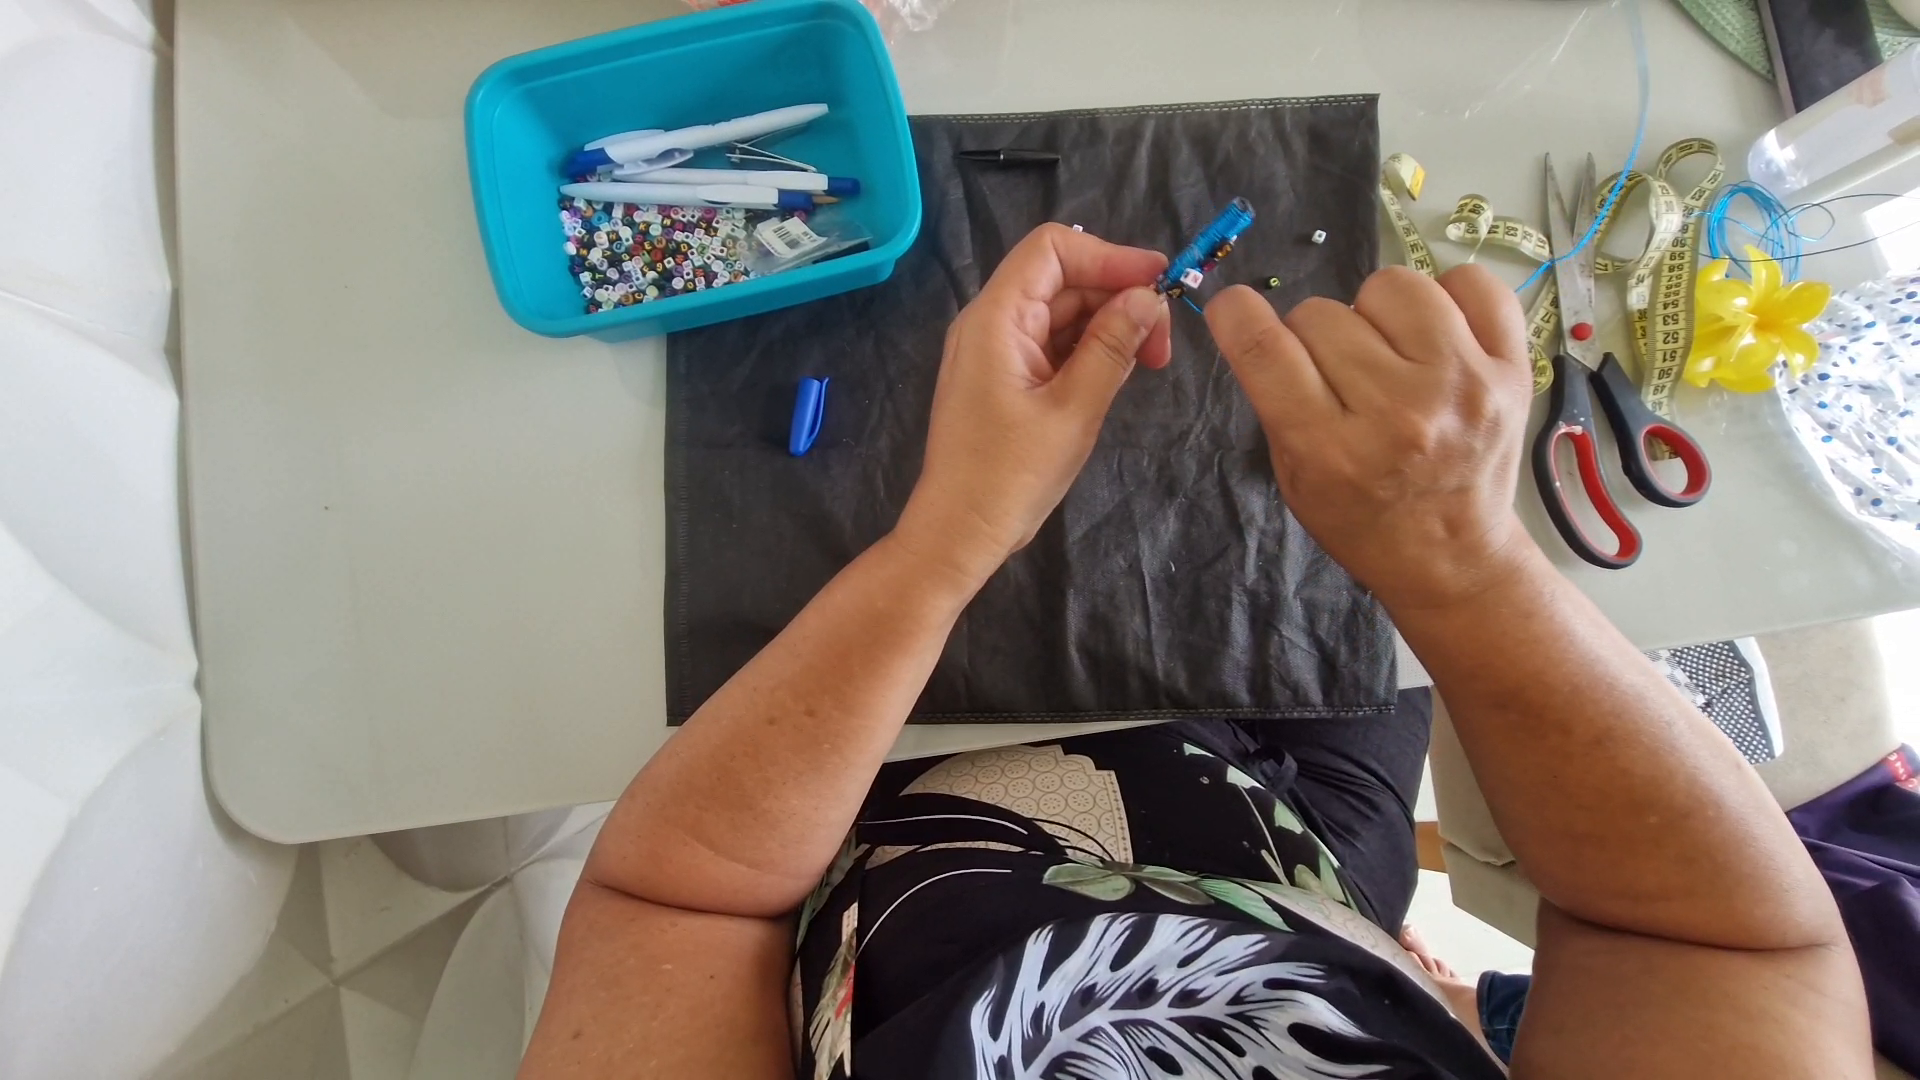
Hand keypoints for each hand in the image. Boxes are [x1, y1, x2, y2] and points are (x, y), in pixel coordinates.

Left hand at [897, 224, 1171, 579]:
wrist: (960, 532)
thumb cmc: (1010, 476)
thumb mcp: (1074, 409)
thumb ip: (1112, 346)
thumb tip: (1148, 297)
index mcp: (996, 318)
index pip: (1053, 249)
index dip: (1109, 255)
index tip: (1159, 283)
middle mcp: (991, 324)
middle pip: (1062, 281)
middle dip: (1117, 299)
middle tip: (1162, 345)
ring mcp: (995, 353)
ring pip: (1061, 316)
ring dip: (1107, 329)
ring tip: (1146, 366)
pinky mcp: (1003, 380)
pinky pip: (1051, 348)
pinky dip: (1086, 354)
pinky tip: (1116, 377)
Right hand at [1204, 265, 1536, 610]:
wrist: (1449, 554)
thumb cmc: (1355, 518)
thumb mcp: (1292, 475)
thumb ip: (1277, 403)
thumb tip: (1262, 328)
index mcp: (1329, 447)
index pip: (1267, 352)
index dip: (1235, 316)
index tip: (1230, 308)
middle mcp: (1396, 409)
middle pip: (1320, 314)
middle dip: (1308, 335)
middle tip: (1327, 370)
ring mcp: (1462, 383)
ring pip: (1390, 286)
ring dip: (1372, 312)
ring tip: (1383, 351)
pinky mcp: (1511, 367)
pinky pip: (1469, 282)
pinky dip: (1443, 298)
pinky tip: (1433, 335)